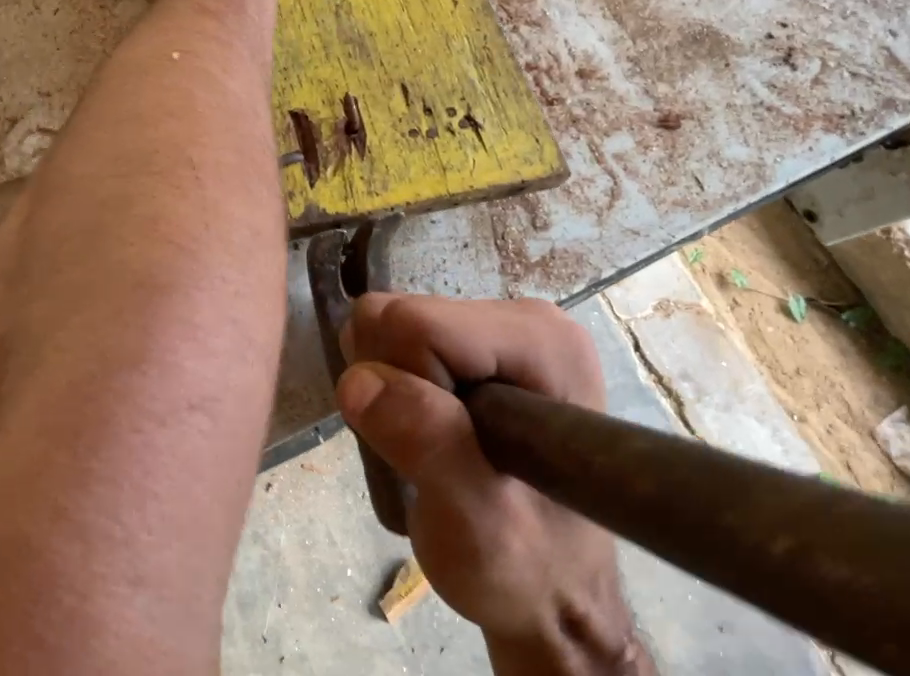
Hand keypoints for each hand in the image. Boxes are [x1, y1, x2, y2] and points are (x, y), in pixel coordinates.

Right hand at [336, 294, 651, 675]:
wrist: (551, 593)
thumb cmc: (525, 568)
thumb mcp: (477, 523)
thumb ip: (429, 445)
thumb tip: (358, 382)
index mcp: (541, 344)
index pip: (415, 324)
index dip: (401, 386)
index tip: (430, 449)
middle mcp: (525, 319)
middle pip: (396, 317)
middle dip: (391, 384)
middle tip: (426, 453)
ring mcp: (499, 327)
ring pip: (386, 327)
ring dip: (390, 390)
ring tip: (432, 449)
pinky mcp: (476, 341)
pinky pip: (392, 341)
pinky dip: (394, 387)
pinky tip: (431, 432)